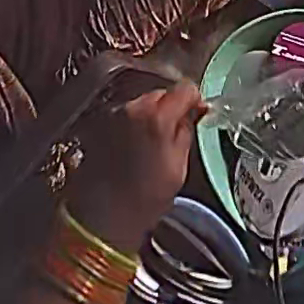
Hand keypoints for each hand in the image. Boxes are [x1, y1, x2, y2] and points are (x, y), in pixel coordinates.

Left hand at [68, 82, 204, 249]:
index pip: (185, 88)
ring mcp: (117, 113)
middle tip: (177, 130)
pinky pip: (129, 113)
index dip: (195, 99)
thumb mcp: (178, 167)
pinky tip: (138, 144)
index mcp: (158, 117)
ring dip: (153, 114)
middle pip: (163, 93)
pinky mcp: (104, 121)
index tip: (198, 111)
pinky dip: (137, 122)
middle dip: (172, 107)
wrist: (104, 215)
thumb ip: (186, 131)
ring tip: (156, 141)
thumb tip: (192, 113)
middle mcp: (135, 107)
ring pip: (145, 102)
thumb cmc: (146, 197)